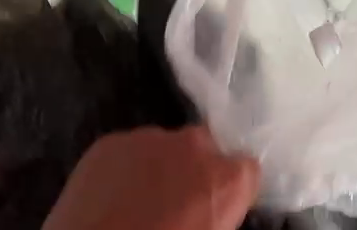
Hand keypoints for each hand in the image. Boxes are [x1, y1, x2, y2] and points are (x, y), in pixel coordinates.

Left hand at [45, 126, 259, 229]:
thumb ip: (215, 218)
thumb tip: (204, 213)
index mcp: (228, 179)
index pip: (248, 170)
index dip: (232, 192)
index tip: (217, 212)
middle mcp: (195, 145)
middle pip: (205, 150)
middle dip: (194, 174)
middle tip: (173, 212)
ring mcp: (150, 138)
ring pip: (163, 149)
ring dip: (158, 171)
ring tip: (135, 208)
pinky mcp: (110, 142)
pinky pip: (126, 152)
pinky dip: (123, 172)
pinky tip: (108, 203)